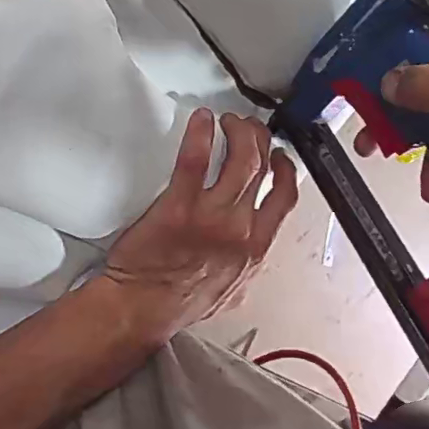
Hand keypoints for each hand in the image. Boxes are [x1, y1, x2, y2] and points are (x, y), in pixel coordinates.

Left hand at [99, 109, 298, 341]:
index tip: (278, 155)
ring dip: (237, 132)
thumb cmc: (182, 303)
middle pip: (261, 167)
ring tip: (226, 121)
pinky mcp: (178, 205)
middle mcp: (241, 227)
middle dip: (258, 139)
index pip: (285, 197)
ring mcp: (211, 214)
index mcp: (256, 247)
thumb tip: (252, 248)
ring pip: (239, 158)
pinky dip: (201, 134)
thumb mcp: (233, 290)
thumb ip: (248, 264)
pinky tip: (201, 120)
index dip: (285, 168)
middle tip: (246, 128)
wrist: (143, 308)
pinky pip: (195, 159)